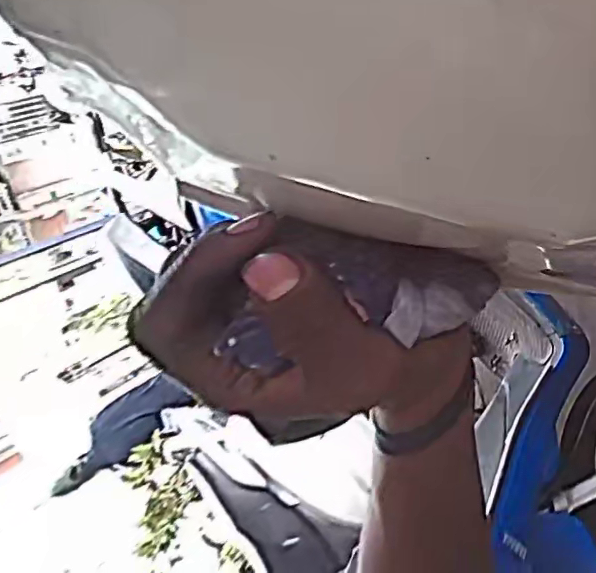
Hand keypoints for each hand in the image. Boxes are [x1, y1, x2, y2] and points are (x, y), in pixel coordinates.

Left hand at [130, 213, 469, 423]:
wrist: (427, 361)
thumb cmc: (386, 377)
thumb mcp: (355, 363)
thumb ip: (313, 322)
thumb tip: (263, 268)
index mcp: (227, 369)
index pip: (168, 322)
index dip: (195, 274)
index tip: (251, 238)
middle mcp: (232, 330)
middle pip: (189, 277)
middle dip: (224, 243)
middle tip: (272, 221)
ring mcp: (261, 296)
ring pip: (223, 253)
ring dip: (253, 231)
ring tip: (295, 219)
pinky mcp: (292, 268)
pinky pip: (267, 239)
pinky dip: (286, 223)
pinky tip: (315, 220)